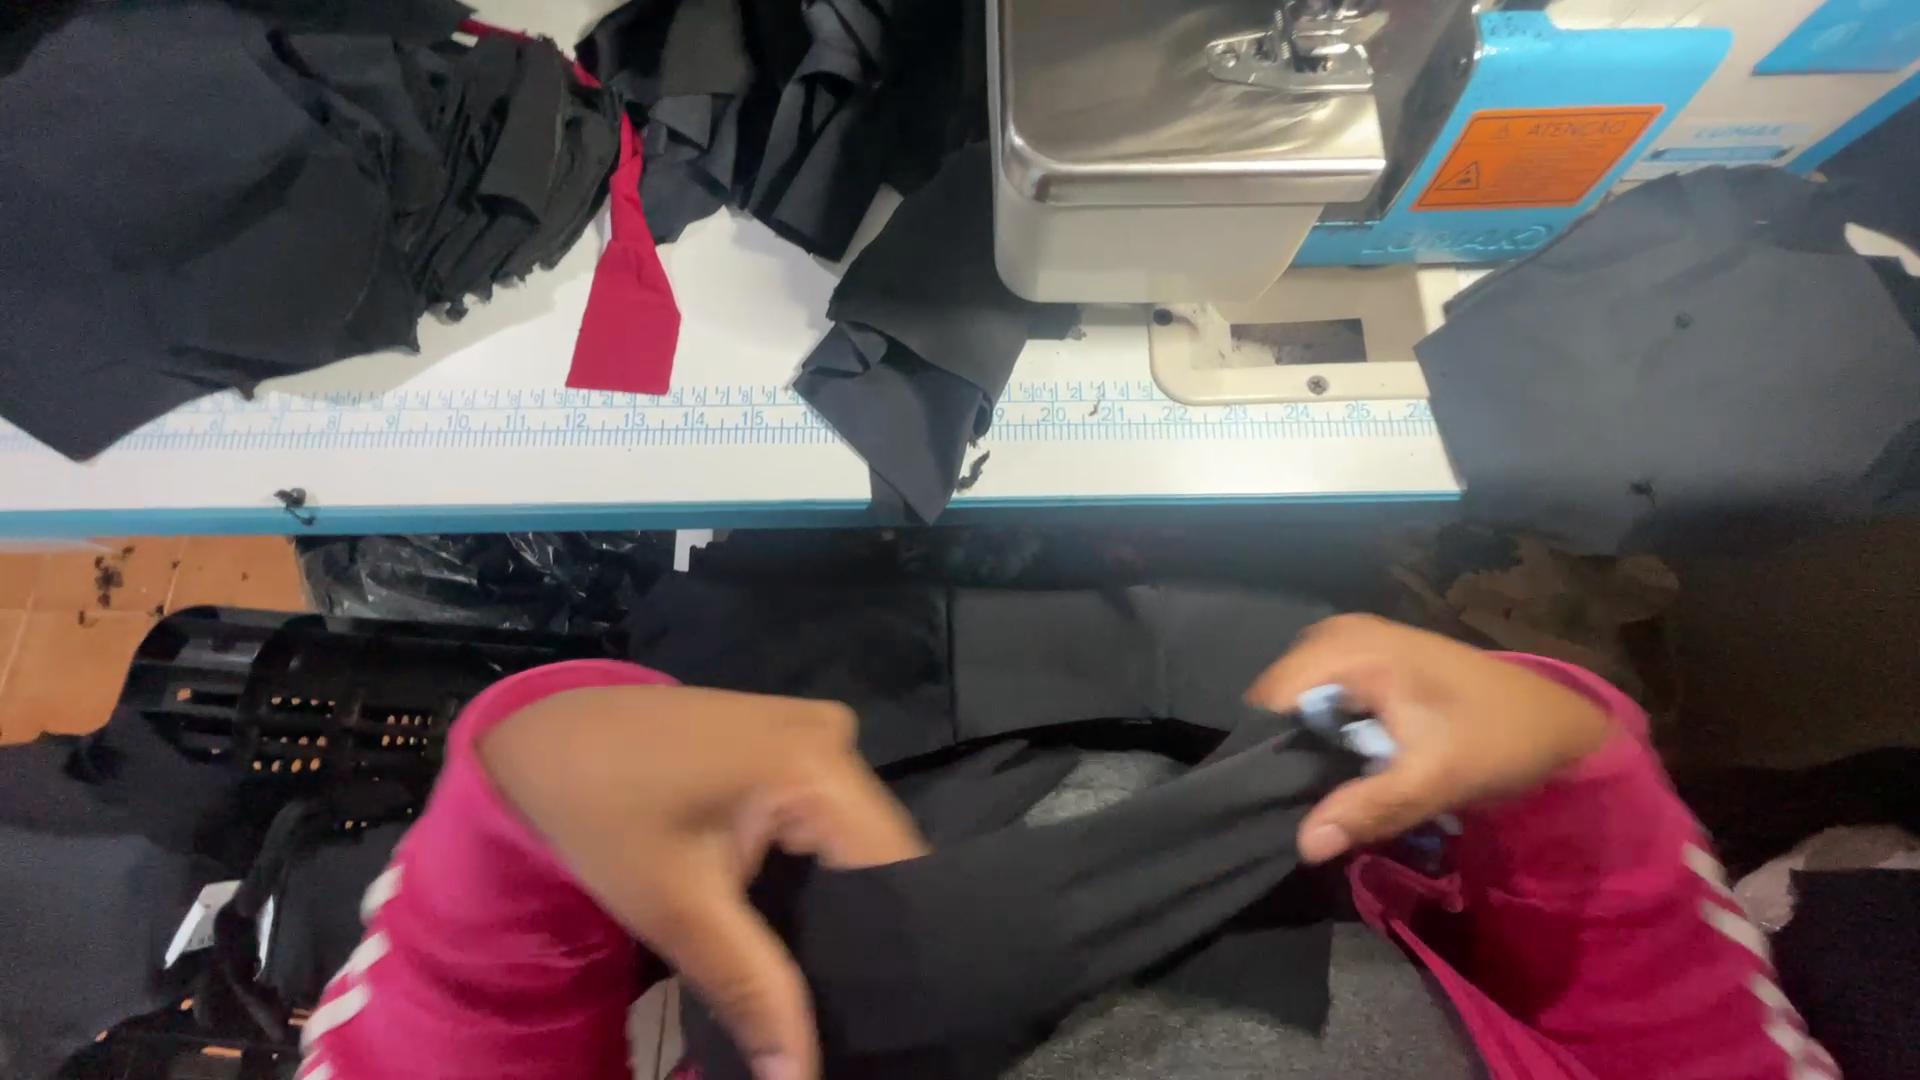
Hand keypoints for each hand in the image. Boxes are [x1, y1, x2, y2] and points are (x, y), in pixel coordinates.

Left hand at [478, 686, 927, 1079]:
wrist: (554, 734)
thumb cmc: (605, 815)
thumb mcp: (677, 909)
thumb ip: (754, 991)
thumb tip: (802, 1079)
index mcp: (817, 763)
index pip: (891, 865)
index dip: (889, 944)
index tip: (880, 1010)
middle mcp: (837, 735)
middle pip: (877, 847)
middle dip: (863, 923)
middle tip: (846, 1000)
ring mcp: (819, 728)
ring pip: (856, 830)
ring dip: (843, 892)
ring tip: (827, 962)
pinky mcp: (799, 735)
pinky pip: (832, 807)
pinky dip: (820, 857)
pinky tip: (801, 902)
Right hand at [1247, 615, 1613, 863]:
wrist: (1560, 718)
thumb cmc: (1499, 740)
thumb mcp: (1435, 780)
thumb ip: (1367, 807)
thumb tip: (1305, 845)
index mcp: (1350, 649)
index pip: (1272, 697)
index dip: (1271, 748)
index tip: (1284, 791)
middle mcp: (1338, 632)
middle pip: (1278, 692)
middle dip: (1287, 743)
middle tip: (1311, 788)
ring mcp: (1349, 635)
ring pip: (1293, 691)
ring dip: (1303, 734)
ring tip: (1326, 773)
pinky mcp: (1361, 648)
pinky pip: (1316, 685)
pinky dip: (1321, 720)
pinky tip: (1344, 748)